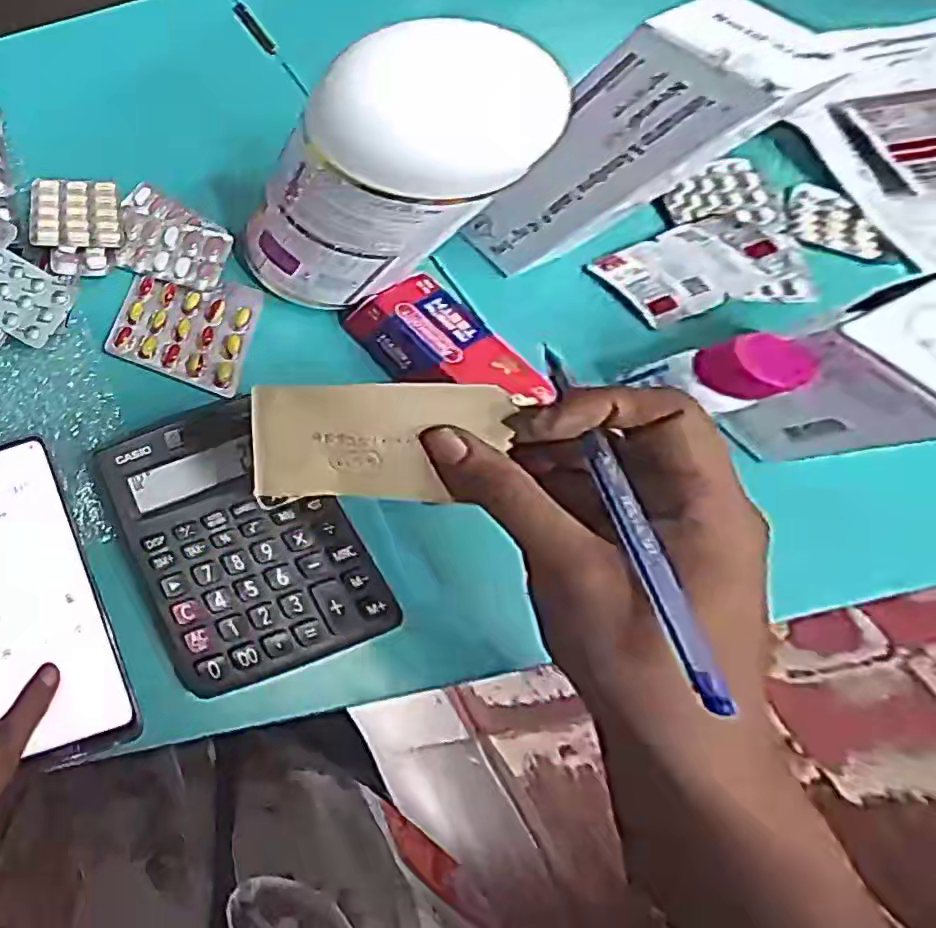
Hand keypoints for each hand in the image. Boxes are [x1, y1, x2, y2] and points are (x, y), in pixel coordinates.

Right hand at [420, 386, 772, 729]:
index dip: (591, 406)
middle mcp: (682, 503)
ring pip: (585, 466)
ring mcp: (647, 525)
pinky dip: (523, 490)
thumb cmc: (639, 653)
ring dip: (526, 461)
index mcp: (705, 501)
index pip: (662, 413)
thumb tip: (442, 437)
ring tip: (473, 471)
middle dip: (546, 433)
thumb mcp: (568, 565)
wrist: (669, 741)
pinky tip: (483, 494)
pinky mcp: (613, 546)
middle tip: (482, 446)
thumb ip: (505, 494)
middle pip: (617, 436)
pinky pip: (568, 497)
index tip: (525, 432)